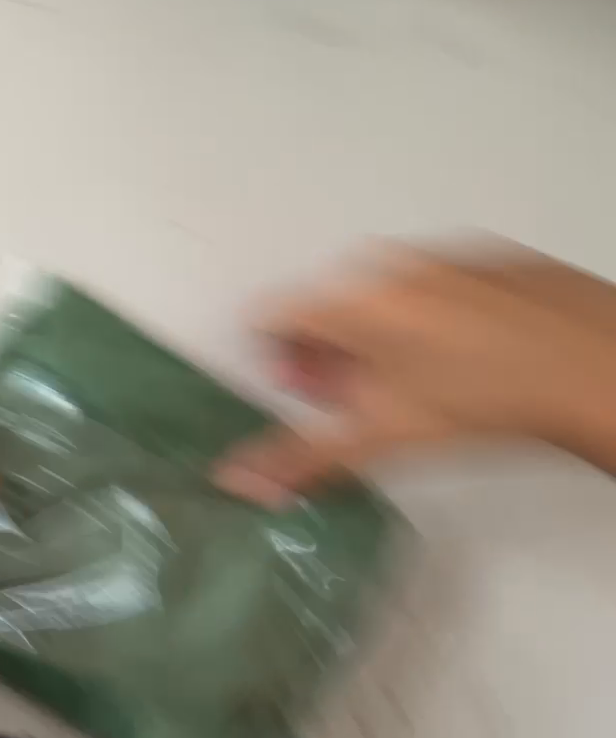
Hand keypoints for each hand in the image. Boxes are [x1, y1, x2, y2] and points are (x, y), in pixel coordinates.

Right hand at [214, 241, 615, 505]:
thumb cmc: (486, 401)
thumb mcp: (381, 438)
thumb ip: (299, 457)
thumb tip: (235, 482)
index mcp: (343, 299)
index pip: (267, 318)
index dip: (281, 361)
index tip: (315, 392)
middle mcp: (385, 265)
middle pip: (323, 308)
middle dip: (329, 353)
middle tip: (367, 394)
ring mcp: (448, 256)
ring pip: (381, 295)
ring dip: (380, 336)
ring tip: (425, 378)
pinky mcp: (503, 259)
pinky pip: (439, 285)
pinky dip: (437, 317)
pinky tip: (477, 356)